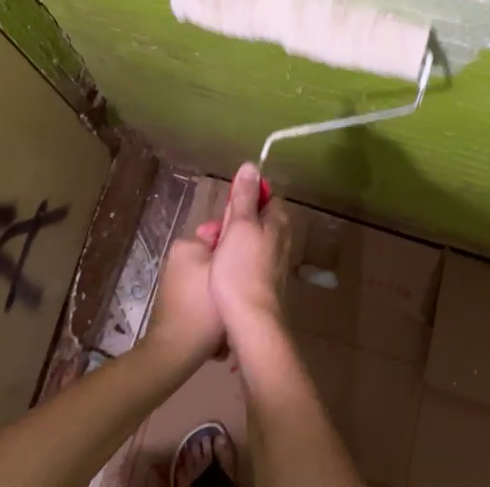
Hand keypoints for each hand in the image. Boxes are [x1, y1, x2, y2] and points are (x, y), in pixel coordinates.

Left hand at [142, 237, 225, 370]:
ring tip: (229, 316)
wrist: (175, 351)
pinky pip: (200, 297)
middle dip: (226, 279)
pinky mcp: (174, 301)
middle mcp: (177, 259)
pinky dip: (208, 308)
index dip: (235, 251)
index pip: (220, 235)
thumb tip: (236, 233)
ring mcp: (173, 281)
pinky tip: (216, 326)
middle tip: (238, 297)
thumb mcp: (223, 272)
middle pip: (214, 261)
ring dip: (220, 297)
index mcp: (186, 245)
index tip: (247, 270)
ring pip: (209, 281)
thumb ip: (229, 248)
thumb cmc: (203, 309)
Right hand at [206, 163, 290, 333]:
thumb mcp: (238, 226)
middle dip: (228, 224)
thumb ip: (244, 196)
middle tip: (208, 234)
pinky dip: (231, 262)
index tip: (223, 210)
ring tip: (208, 255)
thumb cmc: (241, 270)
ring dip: (226, 244)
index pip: (263, 197)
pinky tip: (218, 274)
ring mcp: (274, 263)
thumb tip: (251, 166)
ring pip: (246, 242)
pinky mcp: (265, 283)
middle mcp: (282, 240)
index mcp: (278, 222)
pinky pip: (246, 262)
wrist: (251, 322)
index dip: (241, 200)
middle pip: (253, 220)